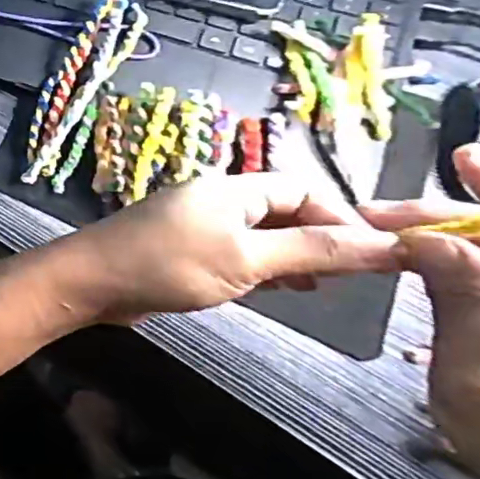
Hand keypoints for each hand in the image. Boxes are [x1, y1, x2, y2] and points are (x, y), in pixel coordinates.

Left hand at [59, 173, 402, 323]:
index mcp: (230, 189)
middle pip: (284, 210)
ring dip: (293, 256)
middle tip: (354, 279)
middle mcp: (214, 200)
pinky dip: (262, 266)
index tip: (379, 257)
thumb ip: (313, 250)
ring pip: (262, 234)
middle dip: (321, 239)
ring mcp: (196, 224)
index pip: (303, 189)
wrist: (92, 281)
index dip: (344, 217)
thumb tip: (387, 243)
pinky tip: (275, 289)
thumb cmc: (168, 265)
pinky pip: (236, 251)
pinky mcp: (183, 249)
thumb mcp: (248, 259)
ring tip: (318, 288)